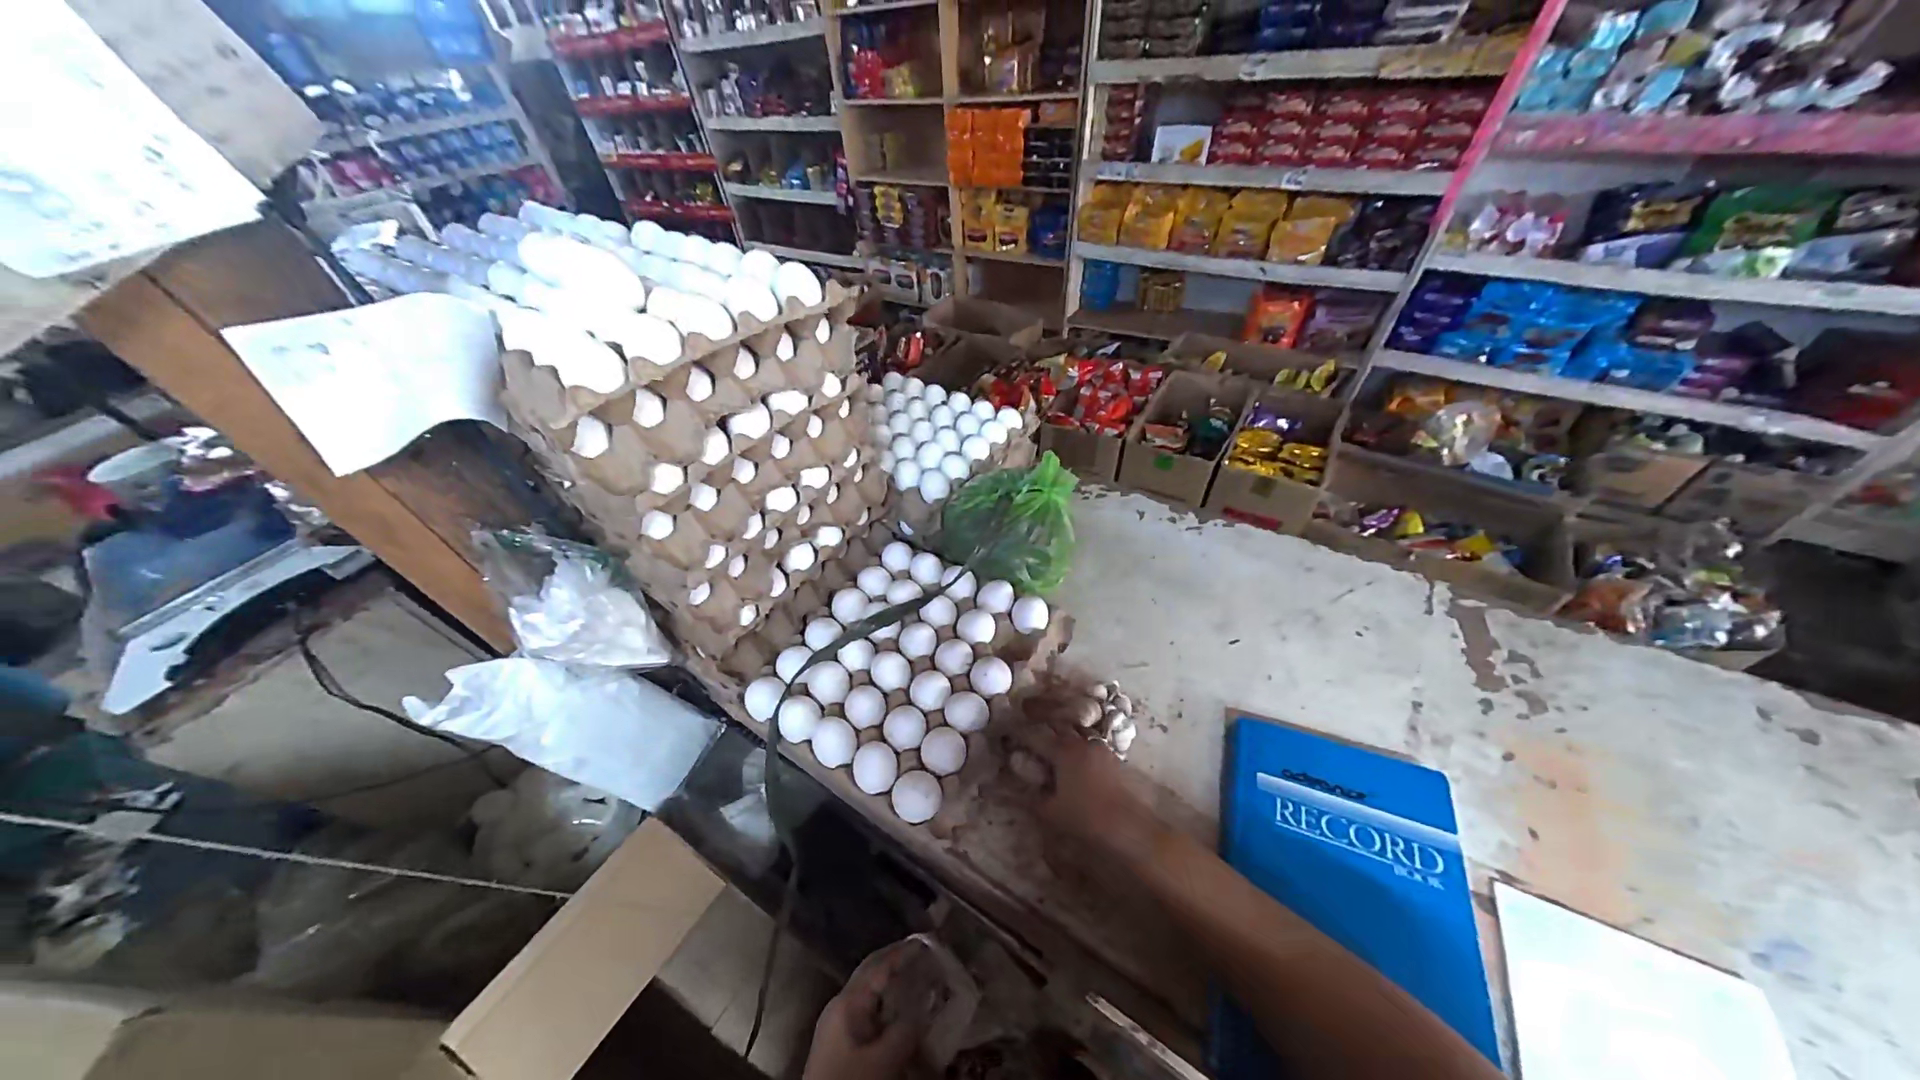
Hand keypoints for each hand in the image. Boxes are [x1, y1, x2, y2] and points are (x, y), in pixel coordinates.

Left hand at [802, 938, 941, 1079]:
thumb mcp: (883, 1060)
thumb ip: (905, 1030)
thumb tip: (924, 1005)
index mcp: (847, 1001)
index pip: (878, 965)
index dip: (903, 951)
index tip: (927, 941)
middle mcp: (840, 1004)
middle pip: (871, 972)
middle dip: (896, 961)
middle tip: (924, 954)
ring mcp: (838, 1023)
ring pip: (869, 992)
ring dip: (892, 983)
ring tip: (918, 978)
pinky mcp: (840, 1042)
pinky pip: (868, 1011)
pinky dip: (887, 1005)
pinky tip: (901, 1013)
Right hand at [1006, 687, 1164, 867]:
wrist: (1130, 826)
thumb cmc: (1086, 818)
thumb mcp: (1050, 810)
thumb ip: (1030, 795)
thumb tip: (1011, 787)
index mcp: (1063, 751)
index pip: (1034, 735)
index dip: (1018, 733)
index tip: (1006, 731)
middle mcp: (1081, 742)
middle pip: (1057, 724)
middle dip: (1040, 723)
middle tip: (1026, 726)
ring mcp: (1100, 747)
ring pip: (1075, 730)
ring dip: (1061, 731)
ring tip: (1050, 739)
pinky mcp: (1112, 757)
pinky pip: (1088, 742)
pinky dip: (1076, 743)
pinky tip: (1073, 757)